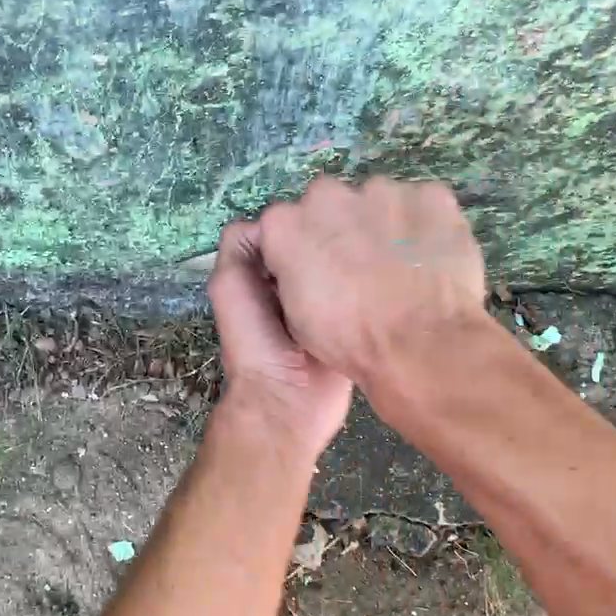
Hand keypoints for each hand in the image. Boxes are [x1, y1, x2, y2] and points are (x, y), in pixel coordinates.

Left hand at [206, 220, 352, 457]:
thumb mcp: (229, 285)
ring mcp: (325, 302)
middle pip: (317, 244)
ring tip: (374, 245)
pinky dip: (373, 280)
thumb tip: (271, 221)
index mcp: (262, 274)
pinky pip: (363, 291)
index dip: (298, 221)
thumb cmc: (254, 340)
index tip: (319, 215)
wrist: (288, 400)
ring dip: (355, 256)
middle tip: (355, 227)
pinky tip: (386, 270)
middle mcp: (294, 285)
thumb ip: (239, 246)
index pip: (286, 229)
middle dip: (331, 236)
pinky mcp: (352, 320)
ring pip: (343, 263)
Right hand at [255, 175, 490, 391]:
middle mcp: (328, 196)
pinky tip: (432, 257)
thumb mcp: (296, 316)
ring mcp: (382, 190)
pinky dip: (425, 225)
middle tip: (358, 265)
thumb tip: (304, 267)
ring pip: (377, 201)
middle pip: (329, 202)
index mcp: (286, 225)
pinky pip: (422, 205)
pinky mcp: (430, 195)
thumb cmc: (349, 338)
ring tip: (400, 265)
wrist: (420, 343)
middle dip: (340, 227)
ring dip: (383, 224)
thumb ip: (294, 274)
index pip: (284, 223)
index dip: (302, 247)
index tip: (317, 269)